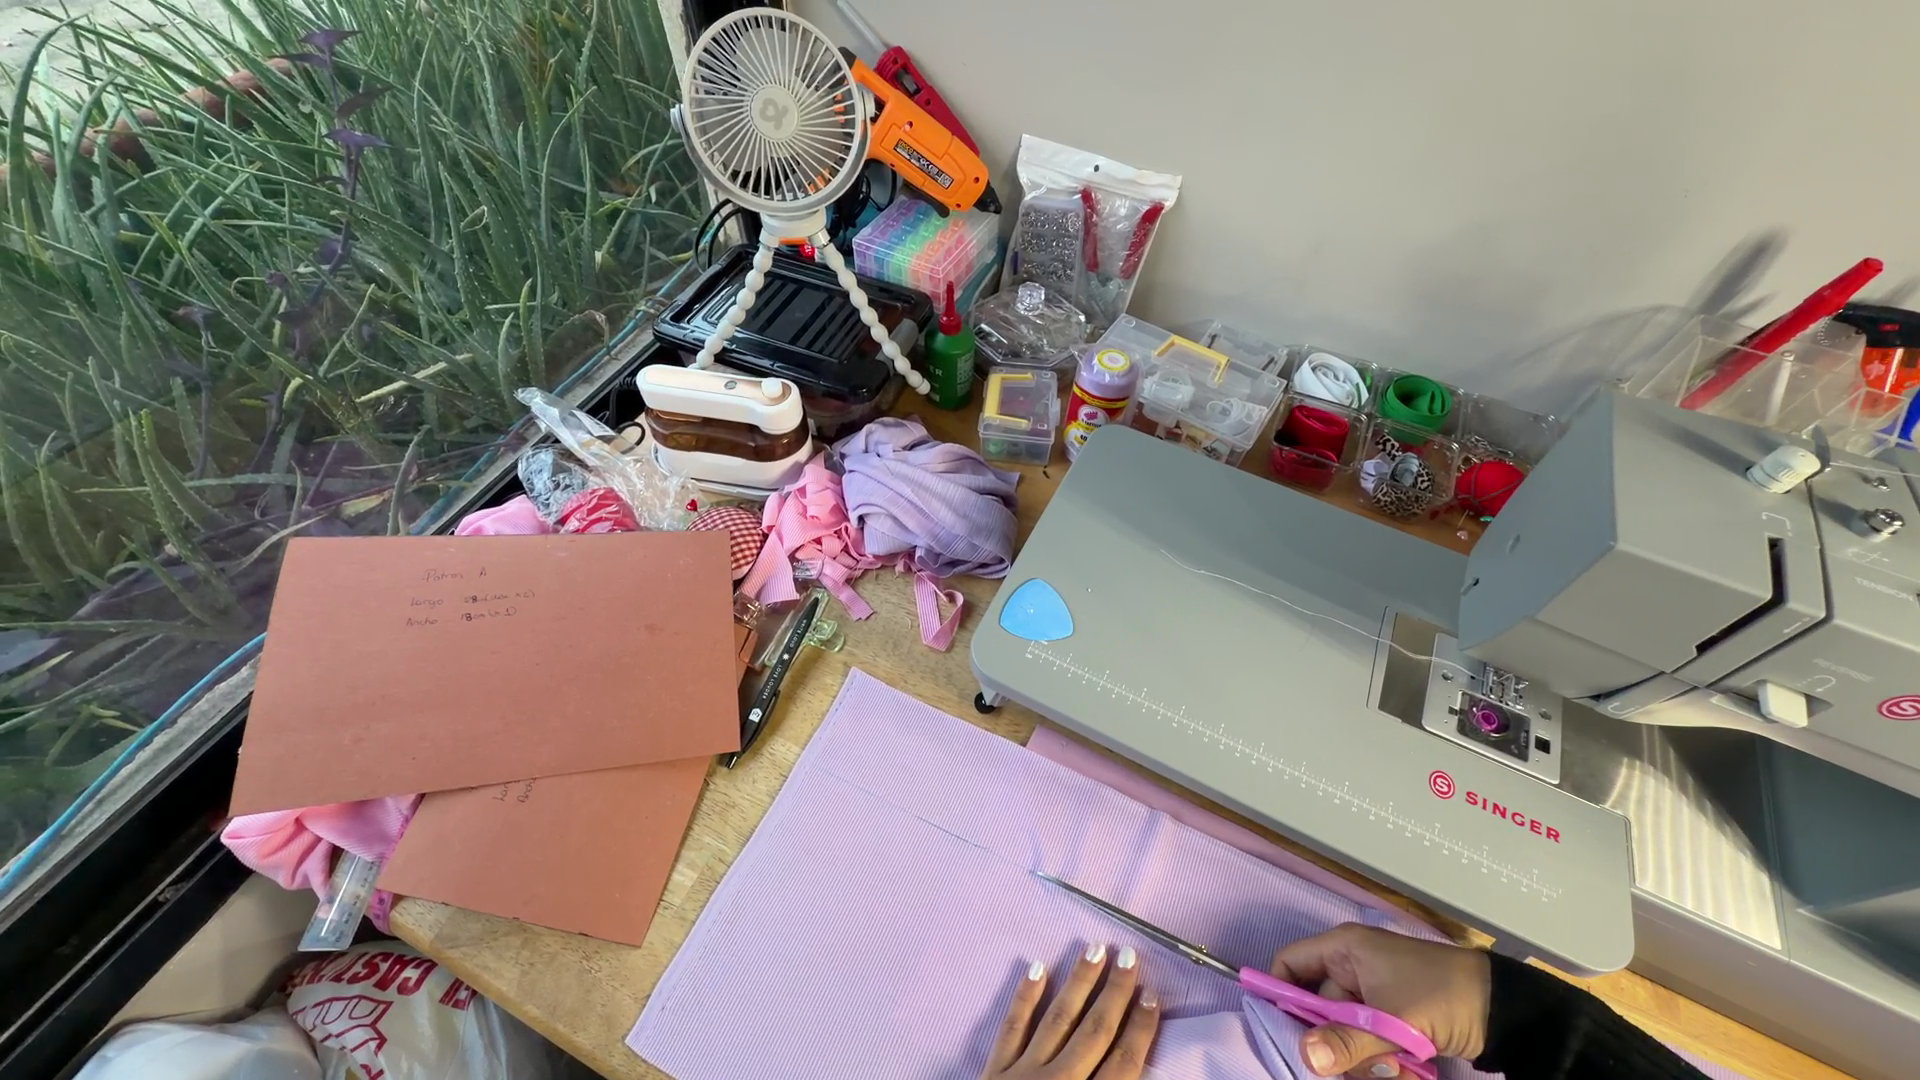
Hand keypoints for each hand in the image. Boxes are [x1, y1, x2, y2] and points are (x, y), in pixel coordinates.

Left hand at [980, 942, 1160, 1079]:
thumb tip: (1132, 1077)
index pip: (1122, 1065)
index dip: (1140, 1030)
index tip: (1154, 996)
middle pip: (1094, 1032)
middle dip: (1115, 993)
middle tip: (1129, 955)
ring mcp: (1023, 1075)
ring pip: (1058, 1019)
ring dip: (1078, 983)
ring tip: (1093, 948)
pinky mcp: (994, 1072)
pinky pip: (1012, 1028)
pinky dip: (1025, 997)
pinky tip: (1036, 967)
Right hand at [1269, 923, 1490, 1078]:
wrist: (1506, 1010)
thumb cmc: (1439, 997)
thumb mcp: (1392, 1022)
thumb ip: (1346, 1041)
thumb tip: (1304, 1056)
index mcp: (1343, 949)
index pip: (1290, 962)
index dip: (1281, 992)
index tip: (1286, 1031)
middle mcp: (1351, 964)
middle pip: (1318, 1005)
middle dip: (1334, 1041)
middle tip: (1357, 1068)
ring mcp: (1373, 989)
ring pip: (1346, 1027)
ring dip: (1362, 1055)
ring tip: (1393, 1071)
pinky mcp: (1392, 1012)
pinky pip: (1368, 1035)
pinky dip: (1379, 1056)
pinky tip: (1403, 1071)